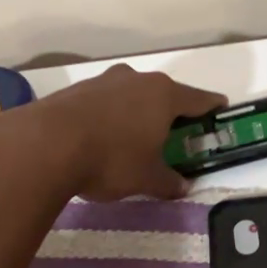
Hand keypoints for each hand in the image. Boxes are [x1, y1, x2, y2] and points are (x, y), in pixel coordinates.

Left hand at [15, 64, 225, 199]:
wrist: (45, 146)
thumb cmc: (111, 159)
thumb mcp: (147, 179)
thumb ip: (168, 182)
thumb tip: (182, 187)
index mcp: (163, 95)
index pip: (197, 99)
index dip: (211, 106)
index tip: (221, 108)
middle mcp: (136, 80)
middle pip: (163, 94)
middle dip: (170, 112)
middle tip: (175, 134)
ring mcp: (103, 82)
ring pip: (131, 97)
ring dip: (137, 114)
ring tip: (136, 139)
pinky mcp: (75, 91)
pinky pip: (104, 104)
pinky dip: (111, 118)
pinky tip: (103, 140)